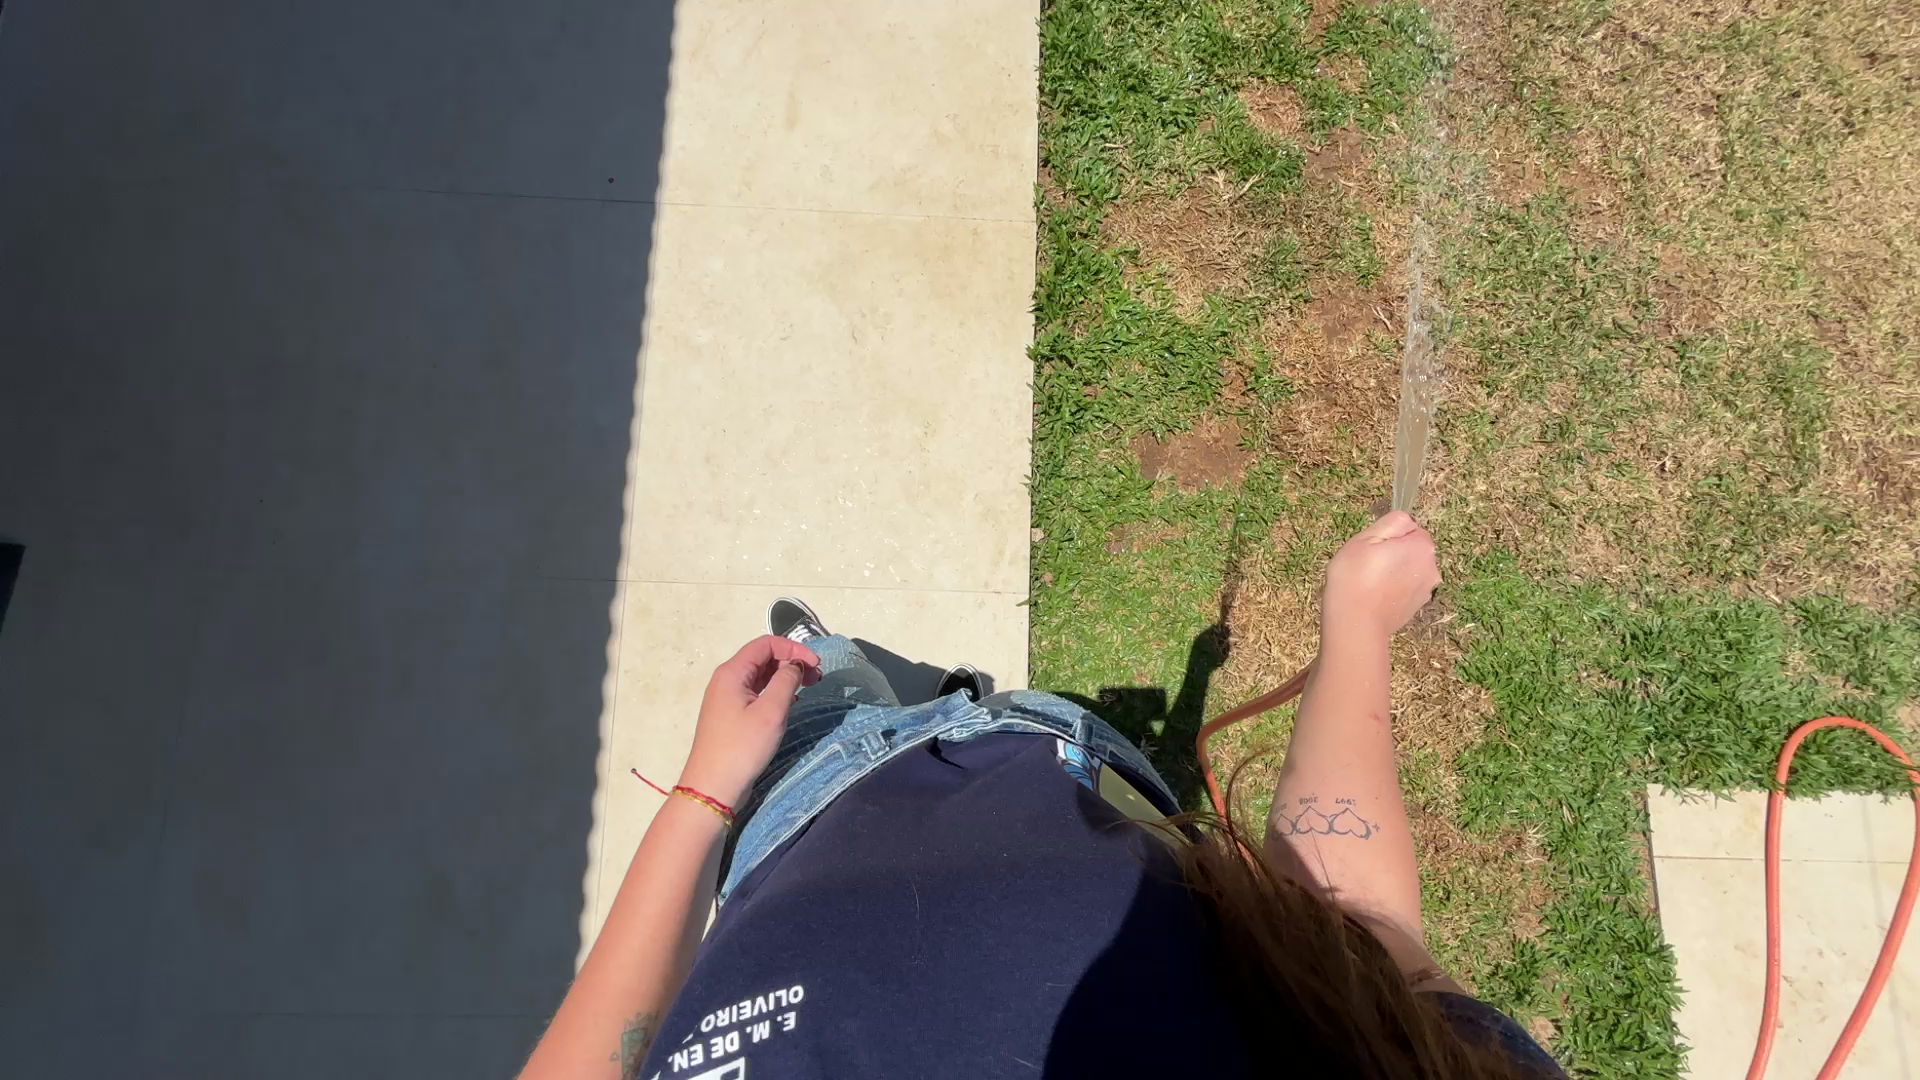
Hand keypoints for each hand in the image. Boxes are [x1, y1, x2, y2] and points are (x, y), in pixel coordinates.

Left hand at [677, 635, 821, 809]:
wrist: (712, 788)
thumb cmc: (742, 746)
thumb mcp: (771, 711)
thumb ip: (787, 680)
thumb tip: (796, 665)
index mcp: (732, 672)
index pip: (766, 644)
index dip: (794, 648)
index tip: (816, 664)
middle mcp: (727, 680)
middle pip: (763, 657)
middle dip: (792, 662)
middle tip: (817, 677)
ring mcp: (727, 698)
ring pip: (761, 675)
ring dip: (786, 677)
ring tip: (808, 688)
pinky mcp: (732, 715)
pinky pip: (757, 692)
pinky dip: (776, 691)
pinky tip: (791, 702)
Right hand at [1322, 511, 1439, 638]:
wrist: (1356, 622)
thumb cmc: (1354, 577)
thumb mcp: (1365, 539)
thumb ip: (1391, 523)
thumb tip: (1406, 520)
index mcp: (1421, 546)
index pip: (1410, 529)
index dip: (1388, 536)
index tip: (1370, 548)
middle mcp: (1431, 566)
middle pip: (1411, 550)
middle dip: (1393, 553)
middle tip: (1366, 564)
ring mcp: (1426, 589)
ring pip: (1408, 570)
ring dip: (1393, 572)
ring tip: (1368, 583)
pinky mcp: (1416, 606)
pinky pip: (1405, 588)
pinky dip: (1392, 589)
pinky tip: (1374, 597)